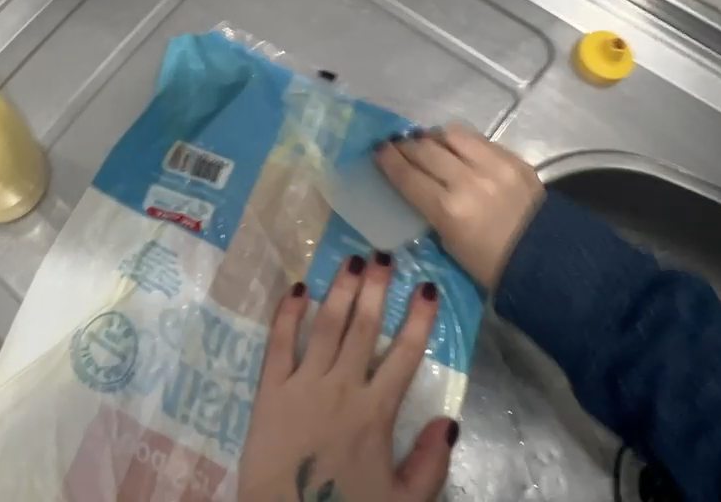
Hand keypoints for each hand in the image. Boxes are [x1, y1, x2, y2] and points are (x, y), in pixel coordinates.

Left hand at [237, 253, 457, 501]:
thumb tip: (450, 422)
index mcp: (376, 412)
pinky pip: (279, 341)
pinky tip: (298, 288)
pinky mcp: (269, 388)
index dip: (419, 320)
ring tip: (351, 260)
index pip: (405, 355)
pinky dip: (288, 313)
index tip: (428, 289)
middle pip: (364, 328)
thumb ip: (430, 464)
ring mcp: (303, 383)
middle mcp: (342, 387)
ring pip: (326, 325)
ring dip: (341, 290)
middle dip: (377, 289)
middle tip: (384, 256)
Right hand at [374, 124, 544, 288]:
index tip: (378, 151)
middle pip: (425, 149)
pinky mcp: (514, 159)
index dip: (388, 160)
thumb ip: (429, 207)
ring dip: (434, 137)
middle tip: (397, 145)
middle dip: (406, 145)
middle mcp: (468, 182)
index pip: (407, 175)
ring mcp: (494, 166)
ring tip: (428, 143)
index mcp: (449, 210)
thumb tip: (414, 181)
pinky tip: (457, 148)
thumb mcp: (449, 243)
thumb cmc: (491, 264)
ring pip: (451, 134)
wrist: (548, 262)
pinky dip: (461, 141)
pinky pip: (478, 139)